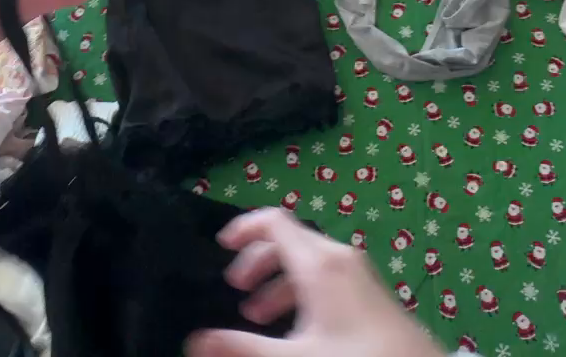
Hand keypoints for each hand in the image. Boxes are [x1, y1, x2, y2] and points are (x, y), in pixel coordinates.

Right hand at [189, 209, 443, 356]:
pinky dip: (302, 289)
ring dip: (278, 280)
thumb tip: (195, 340)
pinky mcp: (370, 290)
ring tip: (258, 316)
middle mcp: (338, 256)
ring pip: (308, 260)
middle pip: (289, 239)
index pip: (274, 221)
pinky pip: (327, 275)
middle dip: (258, 260)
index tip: (220, 247)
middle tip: (235, 289)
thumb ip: (243, 347)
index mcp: (318, 262)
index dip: (244, 227)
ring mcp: (358, 271)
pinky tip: (296, 325)